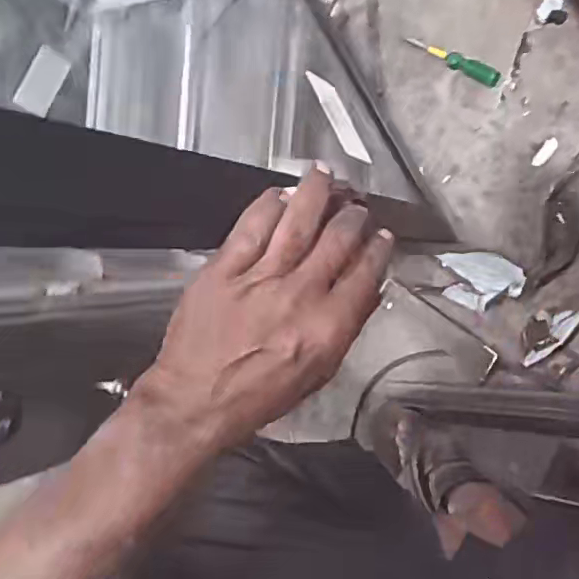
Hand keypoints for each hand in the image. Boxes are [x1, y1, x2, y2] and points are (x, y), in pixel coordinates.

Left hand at [132, 166, 394, 448]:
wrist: (195, 402)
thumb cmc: (262, 395)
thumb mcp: (320, 372)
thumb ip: (348, 327)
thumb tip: (369, 288)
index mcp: (327, 326)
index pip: (365, 273)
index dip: (378, 248)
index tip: (383, 235)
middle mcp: (298, 295)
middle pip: (335, 239)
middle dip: (352, 215)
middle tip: (357, 204)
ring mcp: (258, 278)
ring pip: (296, 223)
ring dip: (316, 194)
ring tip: (326, 175)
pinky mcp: (222, 270)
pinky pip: (251, 227)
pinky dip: (269, 205)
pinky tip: (281, 193)